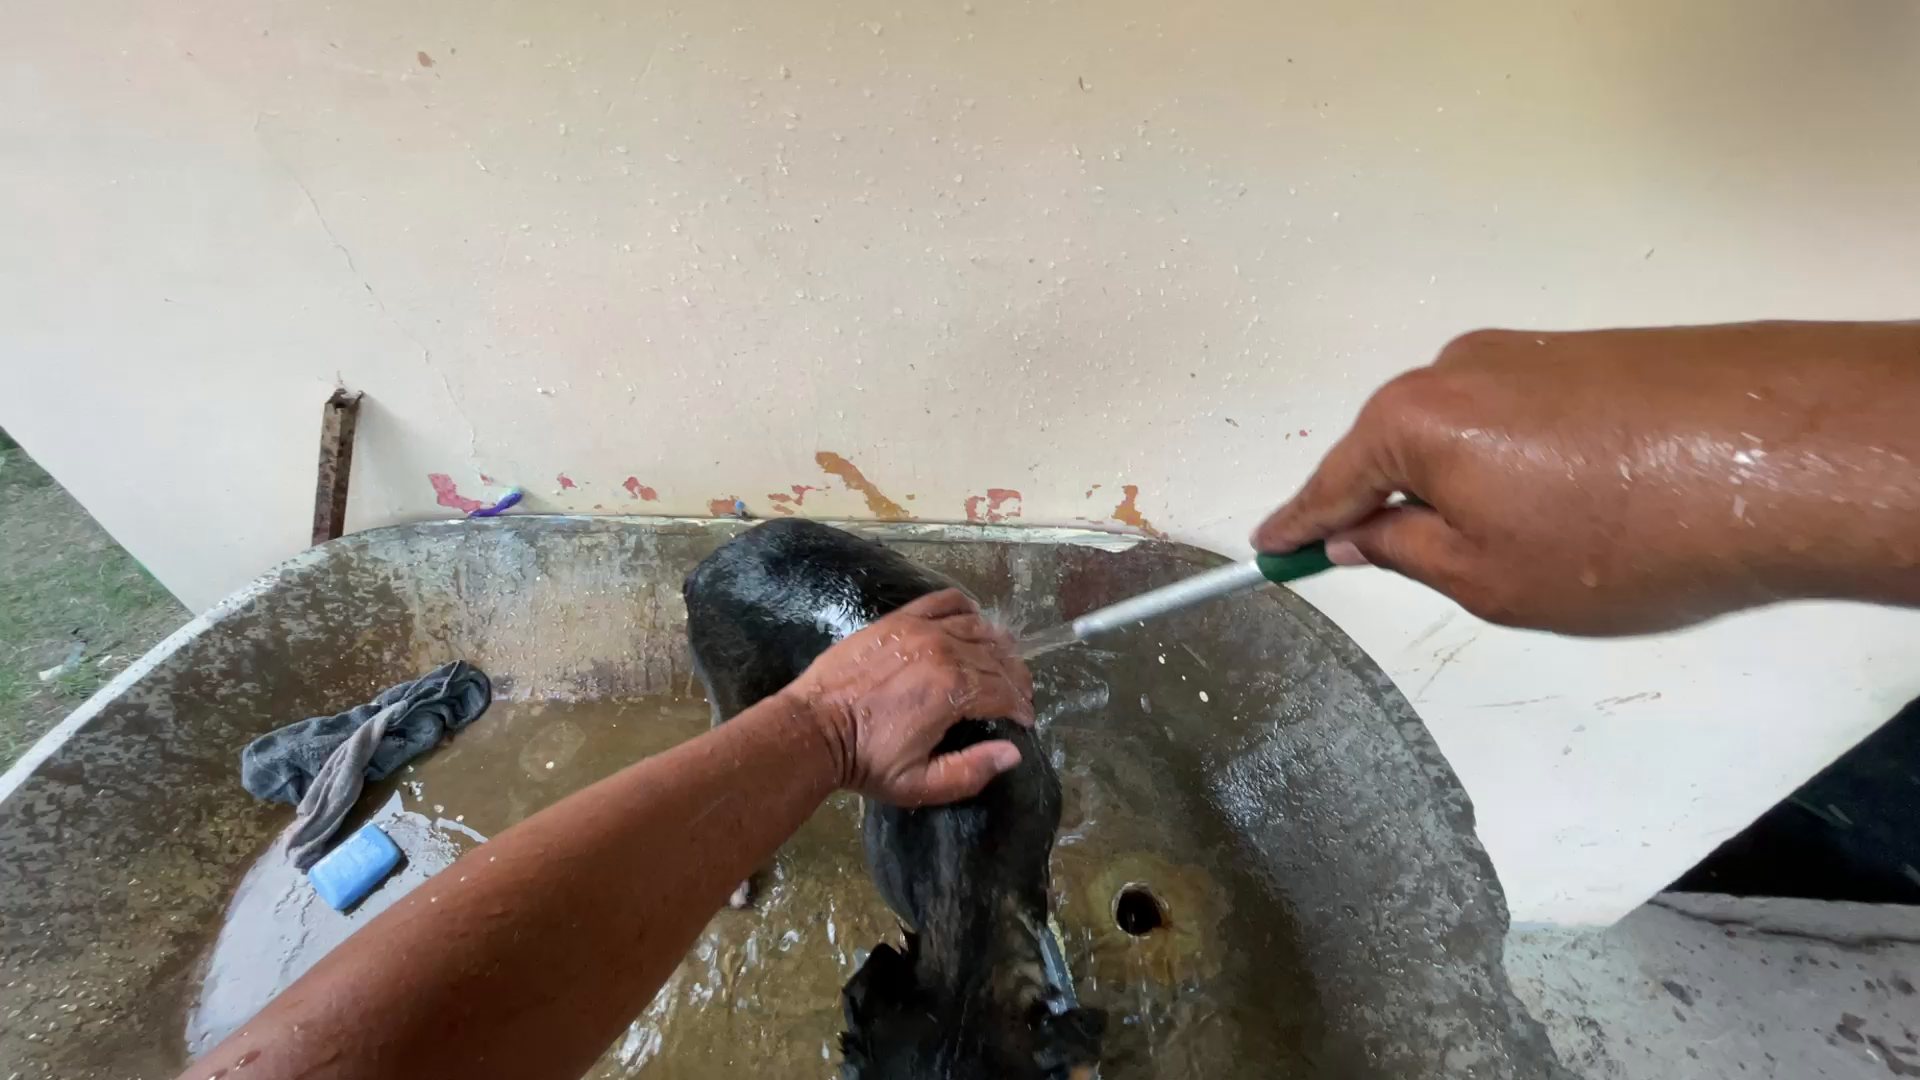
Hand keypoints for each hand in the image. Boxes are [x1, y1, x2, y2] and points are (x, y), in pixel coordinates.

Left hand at [779, 588, 1035, 805]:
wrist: (813, 728)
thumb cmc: (866, 760)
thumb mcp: (920, 784)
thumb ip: (971, 771)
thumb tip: (1014, 752)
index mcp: (952, 691)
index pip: (1004, 691)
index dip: (1021, 706)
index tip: (1024, 719)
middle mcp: (943, 650)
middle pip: (997, 657)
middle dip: (1015, 677)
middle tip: (1018, 694)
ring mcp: (920, 629)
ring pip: (978, 627)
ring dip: (997, 645)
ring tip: (1001, 662)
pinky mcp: (900, 618)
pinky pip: (945, 601)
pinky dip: (965, 608)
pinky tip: (972, 620)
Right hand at [1254, 322, 1919, 634]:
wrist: (1806, 454)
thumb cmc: (1622, 537)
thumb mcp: (1485, 576)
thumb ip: (1399, 553)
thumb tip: (1356, 535)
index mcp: (1410, 421)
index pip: (1329, 487)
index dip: (1295, 527)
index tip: (1266, 548)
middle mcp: (1449, 371)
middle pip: (1386, 452)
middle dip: (1385, 505)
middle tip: (1391, 557)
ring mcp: (1518, 352)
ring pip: (1448, 434)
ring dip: (1452, 484)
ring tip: (1512, 536)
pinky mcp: (1578, 351)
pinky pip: (1503, 415)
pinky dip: (1502, 459)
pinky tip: (1553, 495)